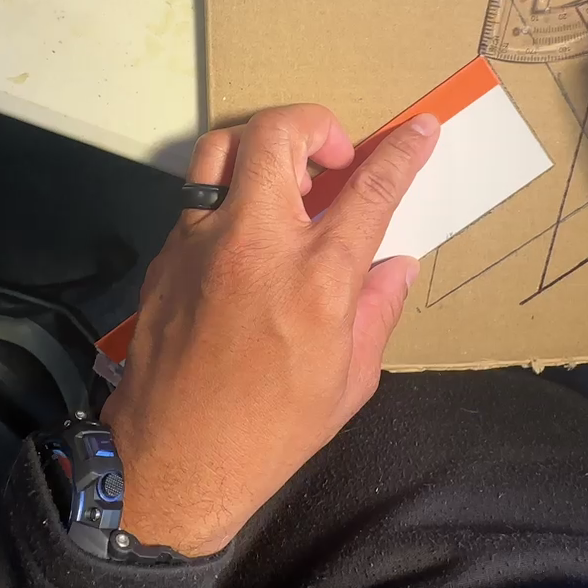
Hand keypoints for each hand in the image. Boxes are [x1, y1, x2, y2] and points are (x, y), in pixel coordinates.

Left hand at [101, 104, 438, 556]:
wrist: (172, 463)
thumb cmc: (272, 430)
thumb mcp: (350, 380)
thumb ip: (378, 310)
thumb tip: (396, 264)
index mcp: (317, 277)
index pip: (370, 189)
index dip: (402, 150)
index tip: (420, 128)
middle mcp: (256, 241)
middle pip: (278, 134)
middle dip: (315, 124)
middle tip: (332, 157)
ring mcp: (201, 242)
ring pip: (224, 146)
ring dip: (263, 147)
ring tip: (284, 182)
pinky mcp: (166, 255)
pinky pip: (199, 196)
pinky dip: (231, 195)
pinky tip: (244, 236)